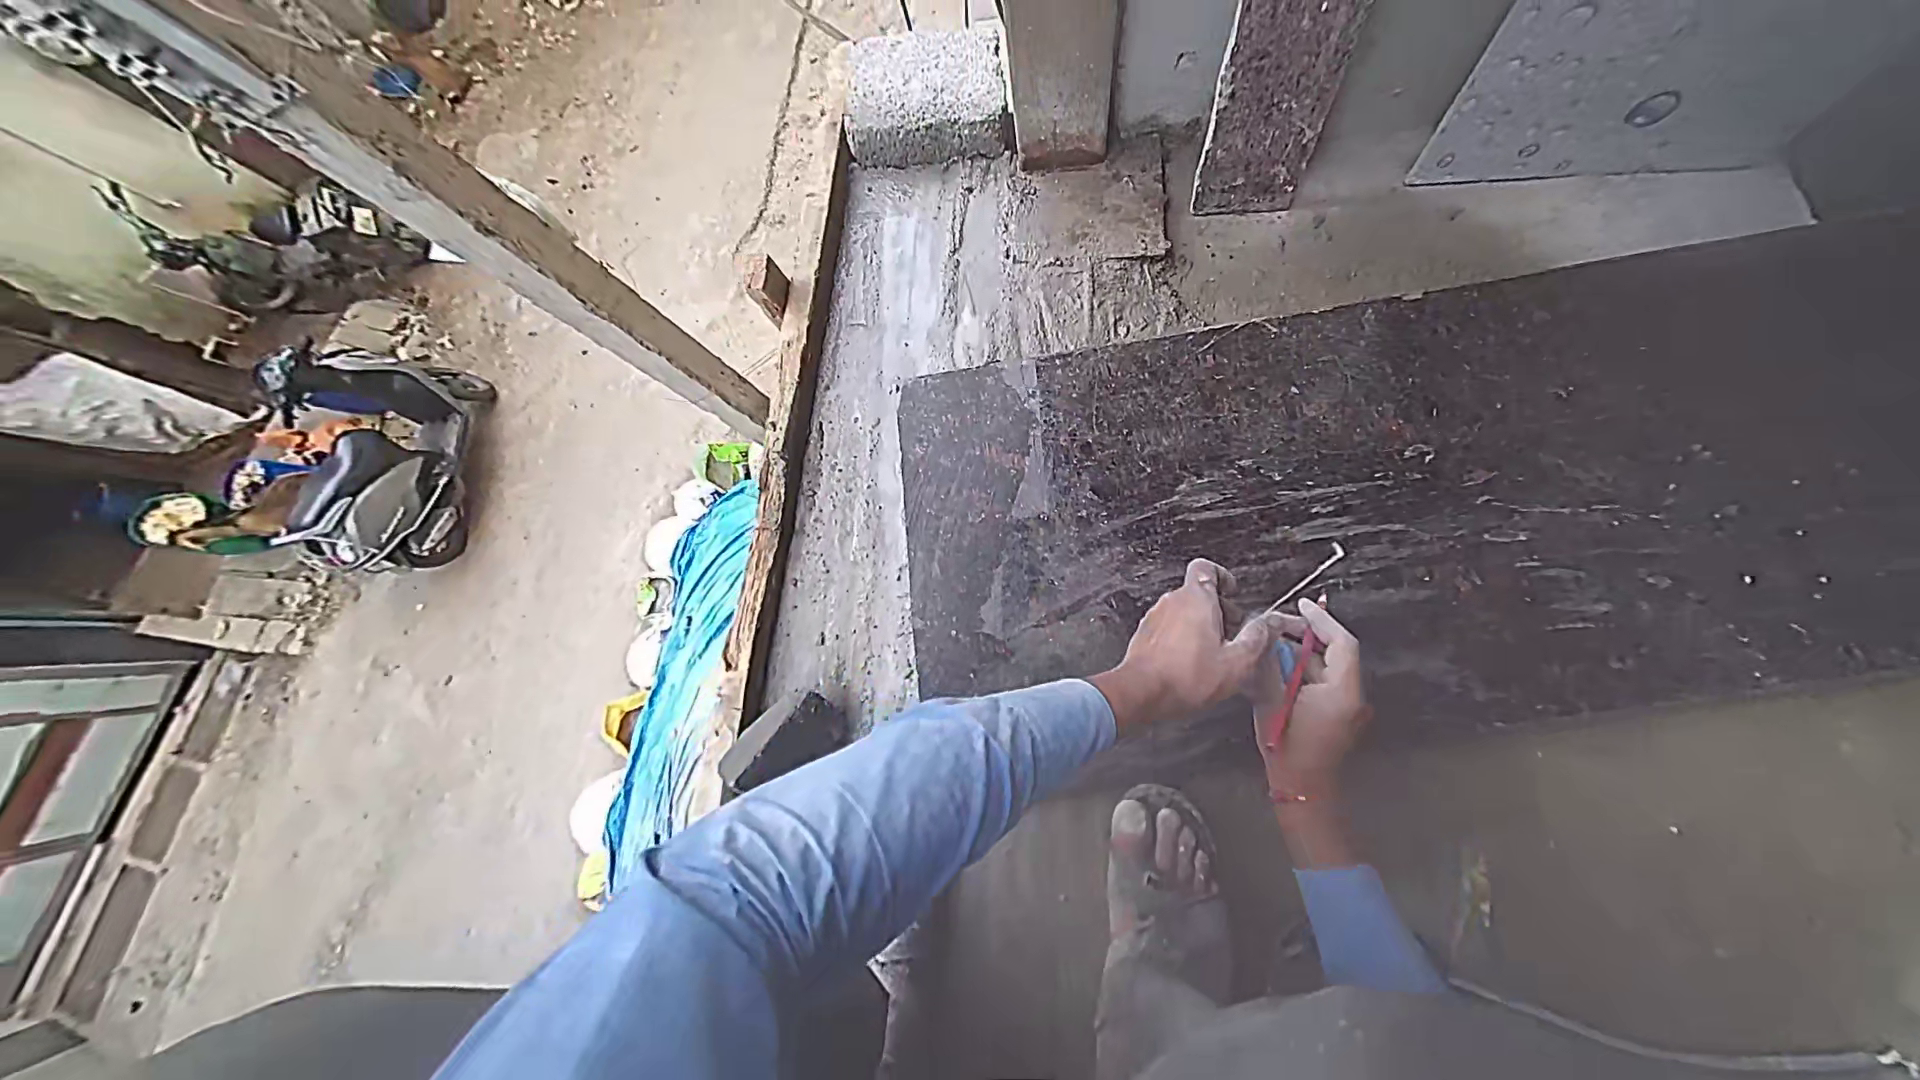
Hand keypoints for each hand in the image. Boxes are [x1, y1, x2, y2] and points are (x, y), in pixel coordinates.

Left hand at [1088, 559, 1285, 735]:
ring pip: (1183, 610)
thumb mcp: (1236, 662)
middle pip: (1198, 592)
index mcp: (1196, 598)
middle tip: (1232, 634)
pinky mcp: (1146, 633)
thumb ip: (1257, 638)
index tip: (1233, 593)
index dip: (1222, 577)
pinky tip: (1191, 661)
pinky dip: (1182, 636)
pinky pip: (1169, 626)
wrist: (1141, 692)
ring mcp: (1156, 616)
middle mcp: (1172, 601)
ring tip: (1214, 652)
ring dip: (1201, 624)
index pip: (1206, 568)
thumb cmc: (1185, 677)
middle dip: (1219, 609)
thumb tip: (1271, 623)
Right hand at [1248, 598, 1369, 799]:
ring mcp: (1347, 707)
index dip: (1321, 620)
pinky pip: (1322, 682)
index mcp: (1344, 691)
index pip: (1342, 643)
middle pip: (1335, 653)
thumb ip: (1269, 663)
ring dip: (1302, 653)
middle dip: (1307, 634)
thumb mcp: (1271, 699)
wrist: (1301, 789)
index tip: (1300, 604)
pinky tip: (1278, 667)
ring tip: (1272, 642)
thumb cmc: (1288, 746)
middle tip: (1277, 623)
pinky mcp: (1337, 715)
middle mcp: (1354, 696)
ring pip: (1326, 668)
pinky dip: (1303, 670)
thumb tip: (1264, 634)